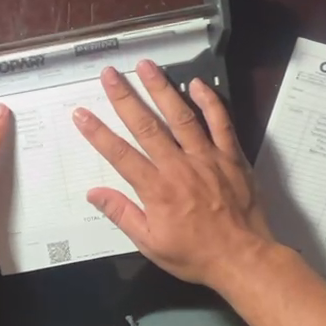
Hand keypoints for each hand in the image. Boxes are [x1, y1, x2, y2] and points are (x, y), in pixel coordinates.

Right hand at [72, 61, 282, 290]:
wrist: (244, 259)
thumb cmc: (195, 255)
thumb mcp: (150, 243)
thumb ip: (122, 214)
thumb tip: (94, 193)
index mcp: (156, 189)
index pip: (120, 155)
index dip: (98, 133)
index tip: (81, 113)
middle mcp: (179, 167)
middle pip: (146, 126)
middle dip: (125, 98)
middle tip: (110, 74)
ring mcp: (207, 158)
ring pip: (181, 116)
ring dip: (162, 89)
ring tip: (146, 66)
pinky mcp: (231, 156)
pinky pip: (220, 123)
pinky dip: (209, 101)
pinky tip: (196, 83)